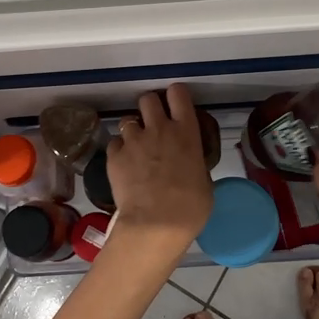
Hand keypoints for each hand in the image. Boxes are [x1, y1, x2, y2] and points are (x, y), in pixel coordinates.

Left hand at [104, 84, 213, 250]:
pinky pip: (114, 143)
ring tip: (135, 148)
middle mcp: (159, 128)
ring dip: (132, 130)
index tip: (175, 106)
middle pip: (148, 98)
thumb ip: (194, 163)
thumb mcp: (204, 181)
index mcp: (186, 132)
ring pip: (127, 119)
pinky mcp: (114, 155)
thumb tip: (189, 165)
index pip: (178, 93)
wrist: (155, 224)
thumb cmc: (189, 207)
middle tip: (152, 125)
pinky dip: (119, 151)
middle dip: (149, 108)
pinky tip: (123, 166)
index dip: (175, 96)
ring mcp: (133, 140)